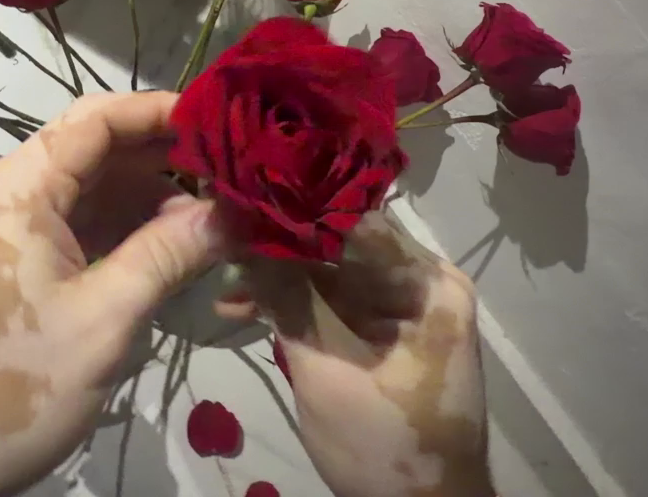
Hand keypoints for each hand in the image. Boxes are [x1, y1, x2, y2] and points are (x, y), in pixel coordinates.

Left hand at [0, 92, 227, 496]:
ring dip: (142, 194)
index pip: (95, 118)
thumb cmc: (11, 387)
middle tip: (225, 168)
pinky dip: (117, 226)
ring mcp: (3, 227)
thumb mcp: (104, 320)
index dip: (157, 110)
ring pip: (83, 188)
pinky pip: (70, 223)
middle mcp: (7, 191)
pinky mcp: (7, 261)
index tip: (217, 119)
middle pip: (90, 148)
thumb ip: (169, 255)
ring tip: (208, 210)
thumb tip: (233, 214)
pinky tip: (162, 246)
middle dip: (158, 154)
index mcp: (19, 187)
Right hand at [220, 213, 493, 496]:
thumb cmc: (386, 446)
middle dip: (276, 249)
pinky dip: (293, 304)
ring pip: (326, 270)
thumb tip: (240, 231)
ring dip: (276, 279)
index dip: (292, 209)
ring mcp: (402, 304)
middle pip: (336, 243)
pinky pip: (332, 299)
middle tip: (222, 242)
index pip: (350, 219)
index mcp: (426, 282)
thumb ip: (285, 295)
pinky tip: (244, 307)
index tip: (239, 200)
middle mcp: (420, 279)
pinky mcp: (382, 328)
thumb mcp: (326, 369)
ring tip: (225, 286)